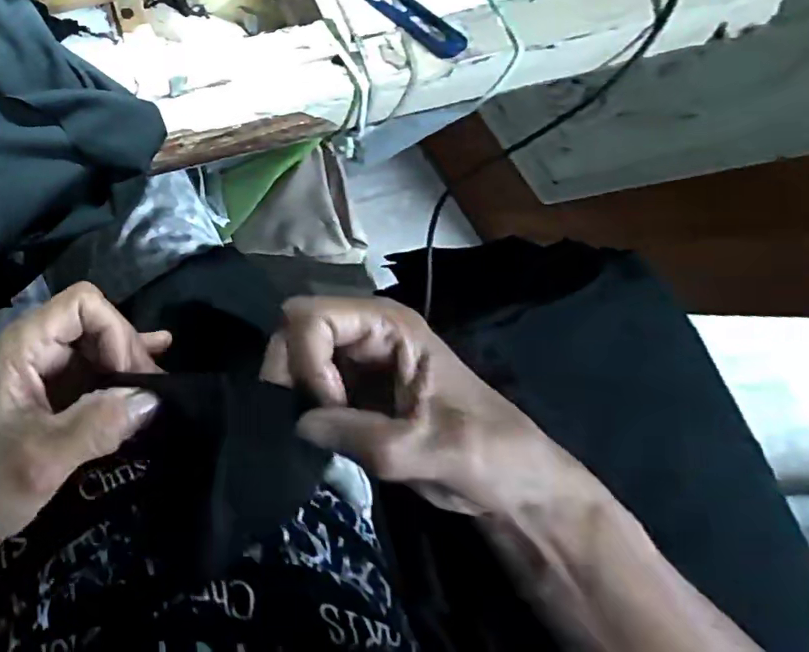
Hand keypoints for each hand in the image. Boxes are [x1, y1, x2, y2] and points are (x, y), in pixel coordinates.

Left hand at [0, 283, 169, 554]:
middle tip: (157, 392)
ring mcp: (45, 369)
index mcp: (23, 346)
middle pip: (93, 320)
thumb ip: (95, 425)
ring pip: (97, 345)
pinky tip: (155, 371)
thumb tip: (152, 399)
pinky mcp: (55, 393)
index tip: (133, 378)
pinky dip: (122, 372)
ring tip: (164, 389)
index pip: (81, 304)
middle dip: (127, 348)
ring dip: (129, 363)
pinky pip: (94, 371)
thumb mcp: (43, 459)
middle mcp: (35, 346)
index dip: (114, 331)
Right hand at [261, 296, 595, 518]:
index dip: (308, 359)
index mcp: (388, 325)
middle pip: (292, 329)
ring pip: (289, 353)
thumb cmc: (492, 459)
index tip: (331, 406)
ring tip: (323, 429)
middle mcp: (361, 329)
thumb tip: (299, 424)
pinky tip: (323, 431)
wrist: (519, 491)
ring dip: (295, 391)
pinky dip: (300, 404)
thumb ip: (366, 437)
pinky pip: (300, 381)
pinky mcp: (343, 382)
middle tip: (311, 420)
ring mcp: (350, 355)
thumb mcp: (435, 451)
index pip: (311, 316)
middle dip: (292, 373)